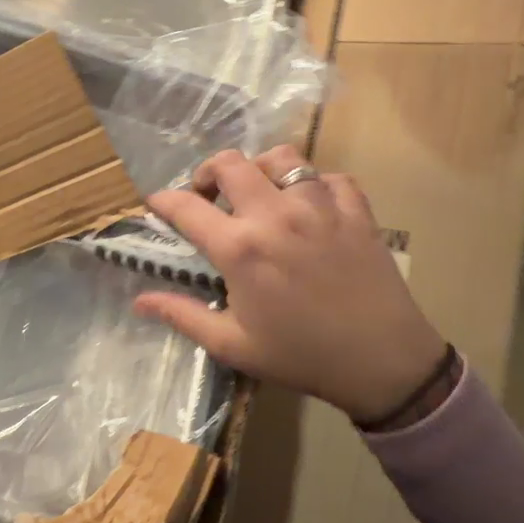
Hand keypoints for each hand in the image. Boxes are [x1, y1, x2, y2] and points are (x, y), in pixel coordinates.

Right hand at [131, 146, 446, 424]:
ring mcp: (320, 209)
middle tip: (209, 196)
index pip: (186, 206)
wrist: (384, 364)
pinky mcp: (357, 213)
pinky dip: (315, 184)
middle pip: (231, 163)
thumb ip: (183, 315)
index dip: (162, 201)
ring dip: (262, 170)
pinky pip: (332, 178)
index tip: (156, 204)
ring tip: (260, 192)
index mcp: (240, 248)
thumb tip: (139, 301)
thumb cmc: (300, 356)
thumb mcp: (232, 344)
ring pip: (283, 158)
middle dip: (209, 173)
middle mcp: (276, 216)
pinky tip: (310, 206)